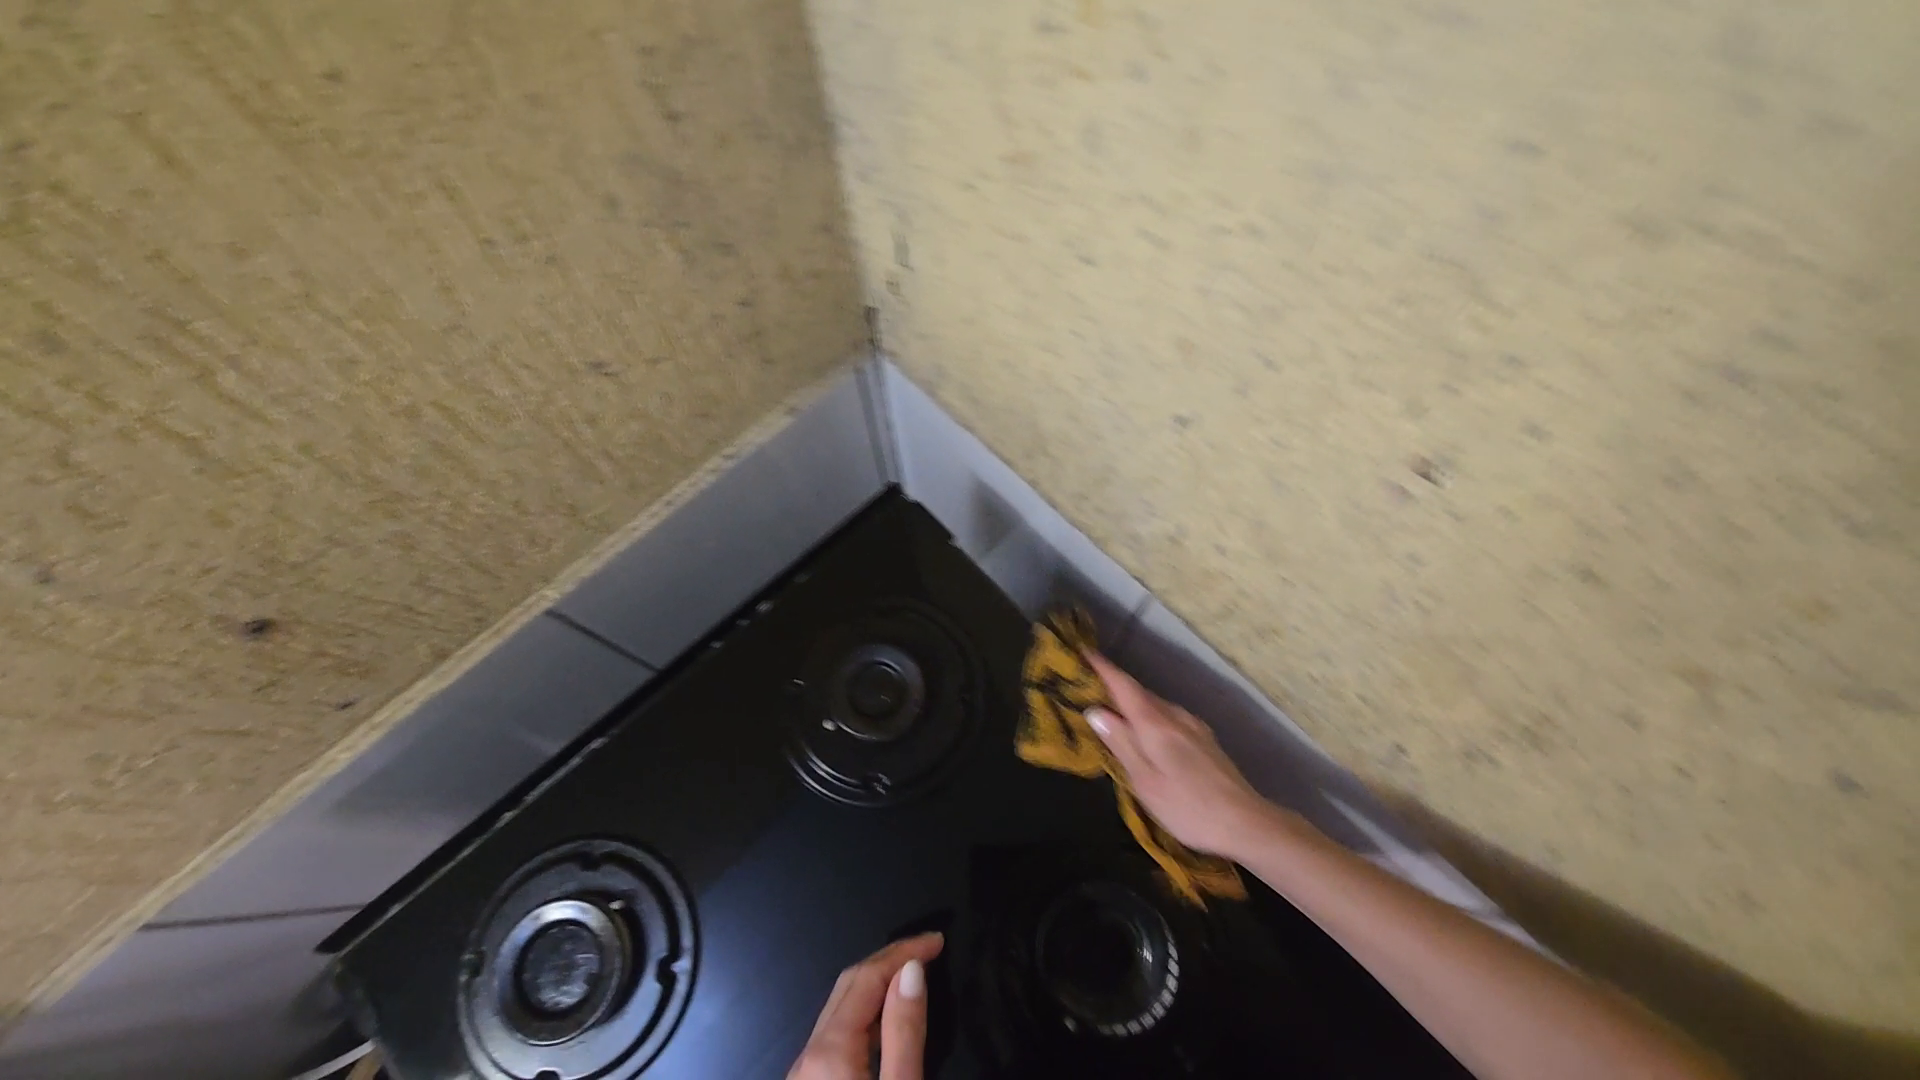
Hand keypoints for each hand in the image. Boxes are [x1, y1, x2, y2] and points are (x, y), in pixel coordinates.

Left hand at [788, 932, 943, 1079]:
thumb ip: (904, 1033)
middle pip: (850, 985)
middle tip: (927, 950)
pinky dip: (865, 1013)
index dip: (905, 951)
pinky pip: (837, 1033)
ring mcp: (804, 1070)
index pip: (869, 976)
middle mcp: (809, 1051)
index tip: (937, 940)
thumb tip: (912, 970)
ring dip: (876, 984)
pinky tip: (886, 1020)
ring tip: (912, 976)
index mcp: (830, 1048)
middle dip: (889, 960)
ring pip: (841, 1009)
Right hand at [1084, 653, 1280, 861]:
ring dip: (1133, 704)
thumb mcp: (1145, 780)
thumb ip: (1121, 743)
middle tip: (1087, 689)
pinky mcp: (1205, 740)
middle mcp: (1176, 716)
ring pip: (1156, 706)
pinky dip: (1150, 718)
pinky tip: (1146, 735)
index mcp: (1156, 724)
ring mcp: (1194, 726)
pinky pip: (1168, 718)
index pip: (1124, 686)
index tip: (1083, 651)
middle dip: (1114, 687)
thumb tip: (1095, 711)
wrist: (1245, 823)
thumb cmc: (1188, 806)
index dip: (1103, 668)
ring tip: (1112, 712)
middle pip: (1140, 694)